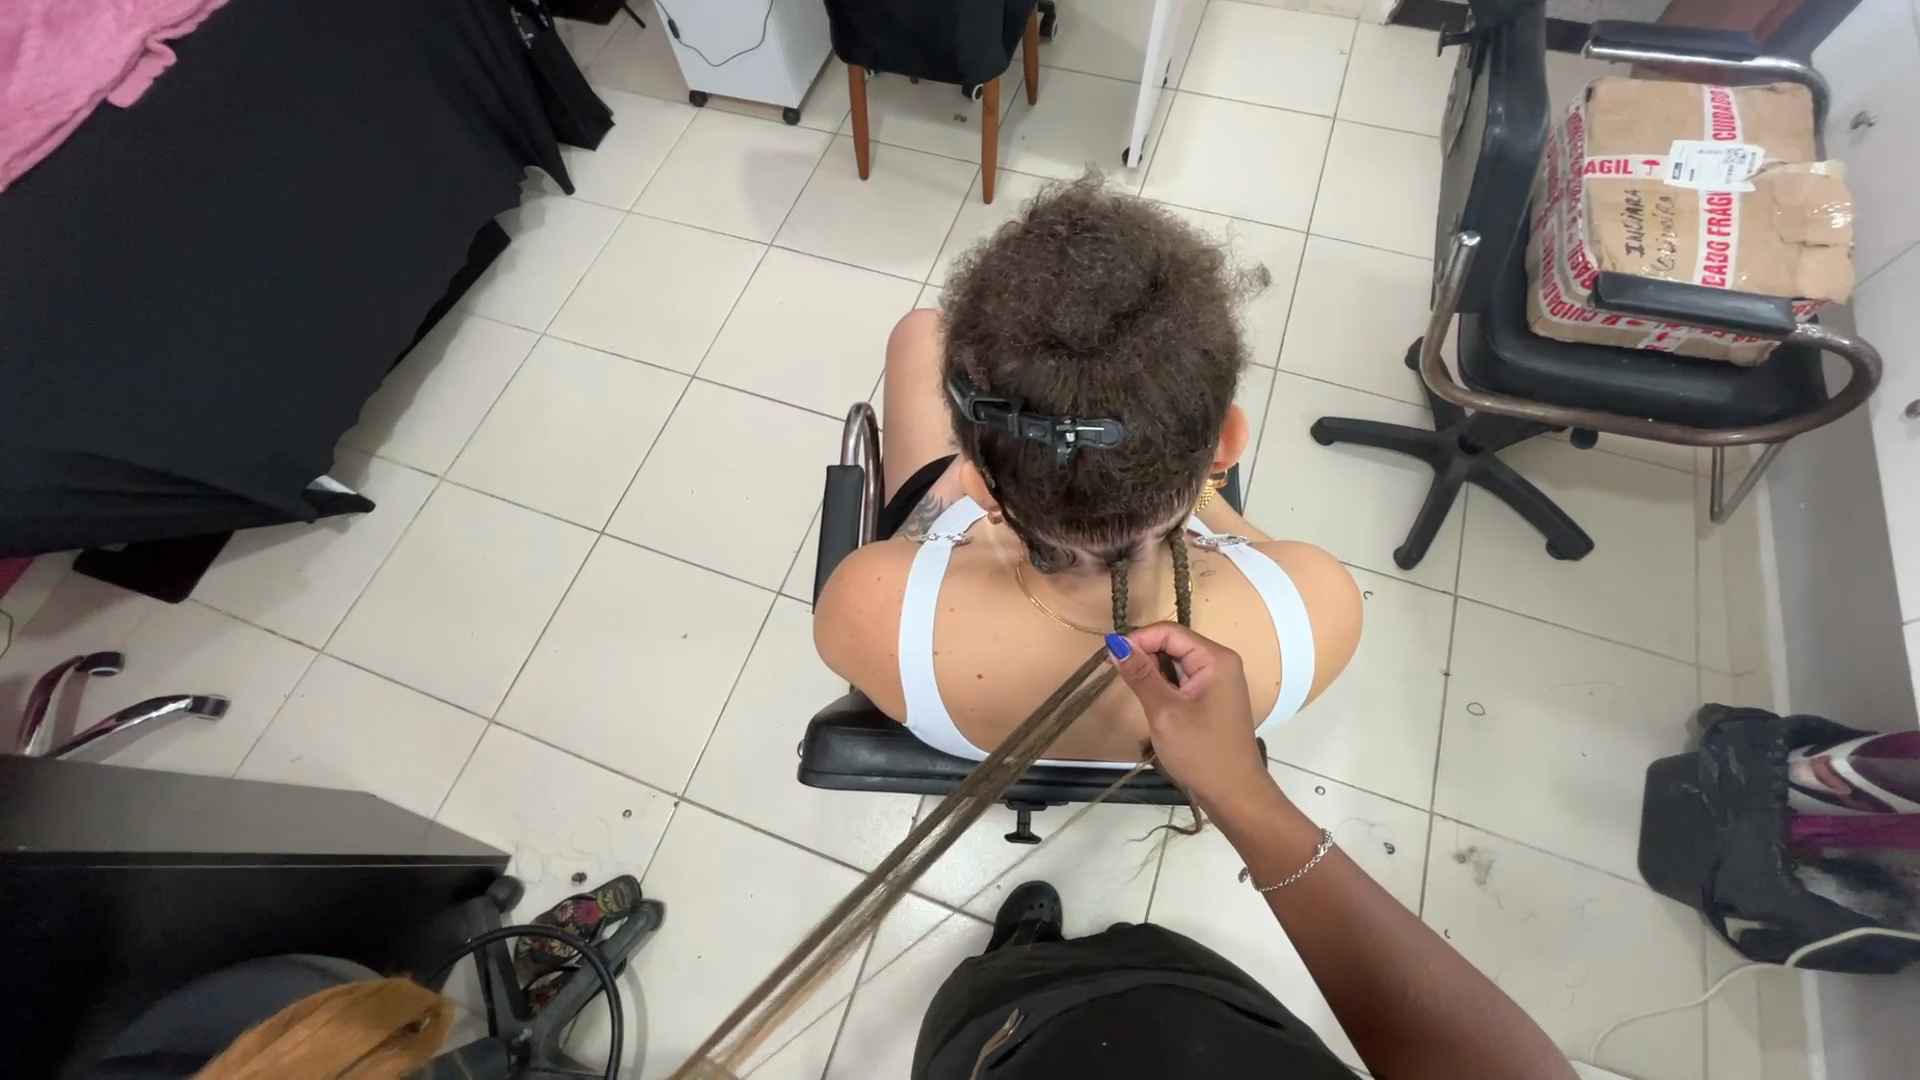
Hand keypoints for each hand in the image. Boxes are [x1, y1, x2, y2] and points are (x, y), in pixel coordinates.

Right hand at [1105, 625, 1279, 815]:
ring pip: (1176, 661)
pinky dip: (1163, 683)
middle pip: (1173, 643)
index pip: (1169, 632)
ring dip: (1152, 670)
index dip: (1138, 640)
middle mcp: (1220, 662)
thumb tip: (1116, 643)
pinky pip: (1182, 678)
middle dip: (1144, 653)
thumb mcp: (1164, 711)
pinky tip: (1150, 699)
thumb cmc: (1201, 753)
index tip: (1111, 657)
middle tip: (1117, 673)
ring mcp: (1218, 681)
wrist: (1235, 796)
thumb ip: (1140, 674)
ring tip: (1132, 688)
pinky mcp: (1212, 697)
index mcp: (1215, 659)